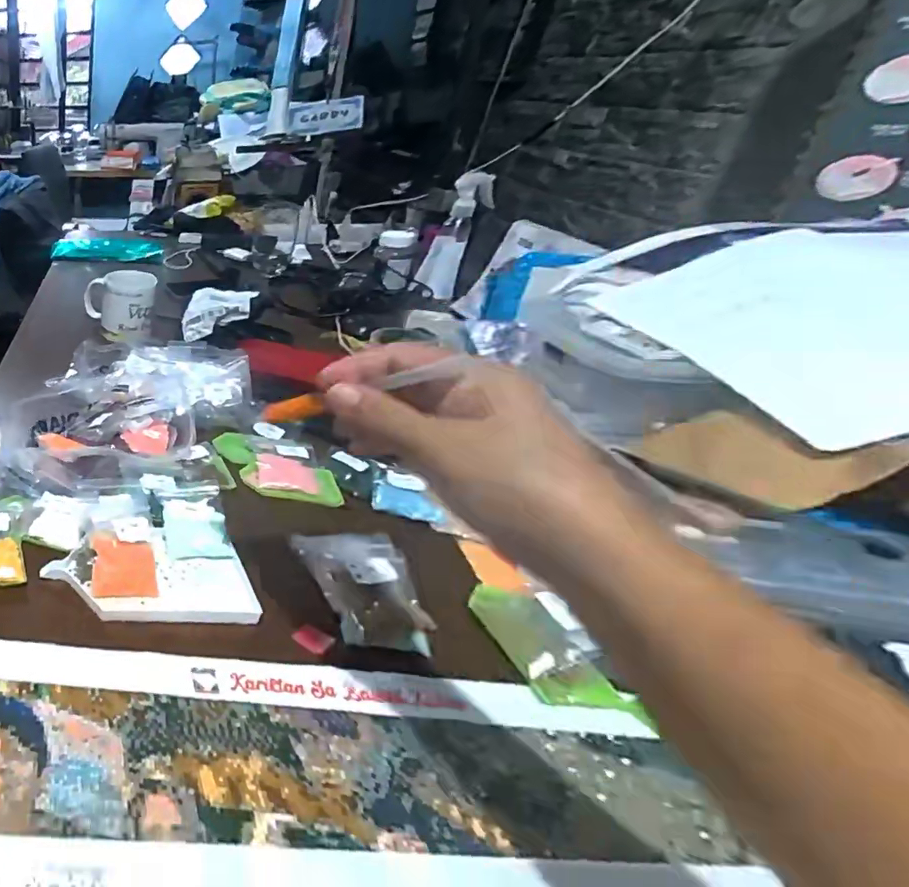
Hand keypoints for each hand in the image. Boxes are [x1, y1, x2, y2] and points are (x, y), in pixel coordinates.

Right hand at [314, 344, 646, 572]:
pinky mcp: (484, 460)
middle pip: (409, 382)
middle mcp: (480, 394)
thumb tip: (333, 391)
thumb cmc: (513, 484)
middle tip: (327, 417)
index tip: (317, 387)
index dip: (357, 367)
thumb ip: (383, 416)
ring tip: (347, 439)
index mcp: (476, 376)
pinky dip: (399, 442)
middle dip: (365, 394)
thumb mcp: (439, 447)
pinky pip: (430, 438)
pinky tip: (377, 455)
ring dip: (378, 420)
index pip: (403, 356)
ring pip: (417, 412)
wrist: (591, 552)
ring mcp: (484, 428)